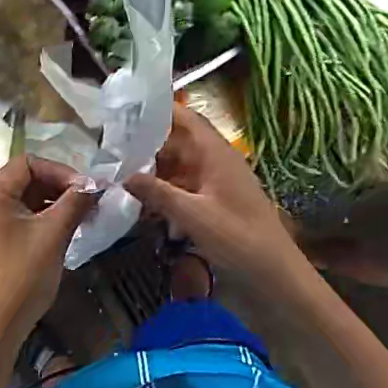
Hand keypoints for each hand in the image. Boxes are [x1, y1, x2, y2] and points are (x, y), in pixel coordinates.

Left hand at [0, 155, 98, 339]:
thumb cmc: (21, 275)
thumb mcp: (52, 234)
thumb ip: (74, 203)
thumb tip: (95, 184)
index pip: (29, 163)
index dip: (60, 171)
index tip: (87, 189)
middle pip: (30, 178)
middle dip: (62, 187)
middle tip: (92, 202)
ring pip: (31, 198)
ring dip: (58, 203)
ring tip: (86, 216)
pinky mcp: (2, 238)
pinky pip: (28, 216)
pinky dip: (49, 218)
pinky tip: (71, 229)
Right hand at [123, 105, 298, 278]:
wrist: (276, 278)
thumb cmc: (239, 239)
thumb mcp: (193, 215)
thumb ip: (158, 193)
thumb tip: (125, 176)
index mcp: (216, 154)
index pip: (186, 119)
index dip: (159, 110)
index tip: (128, 109)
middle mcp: (215, 163)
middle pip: (177, 143)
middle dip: (147, 144)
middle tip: (111, 146)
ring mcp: (215, 184)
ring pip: (178, 167)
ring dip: (153, 171)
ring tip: (119, 173)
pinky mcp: (214, 204)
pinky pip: (183, 188)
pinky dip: (163, 191)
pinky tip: (141, 203)